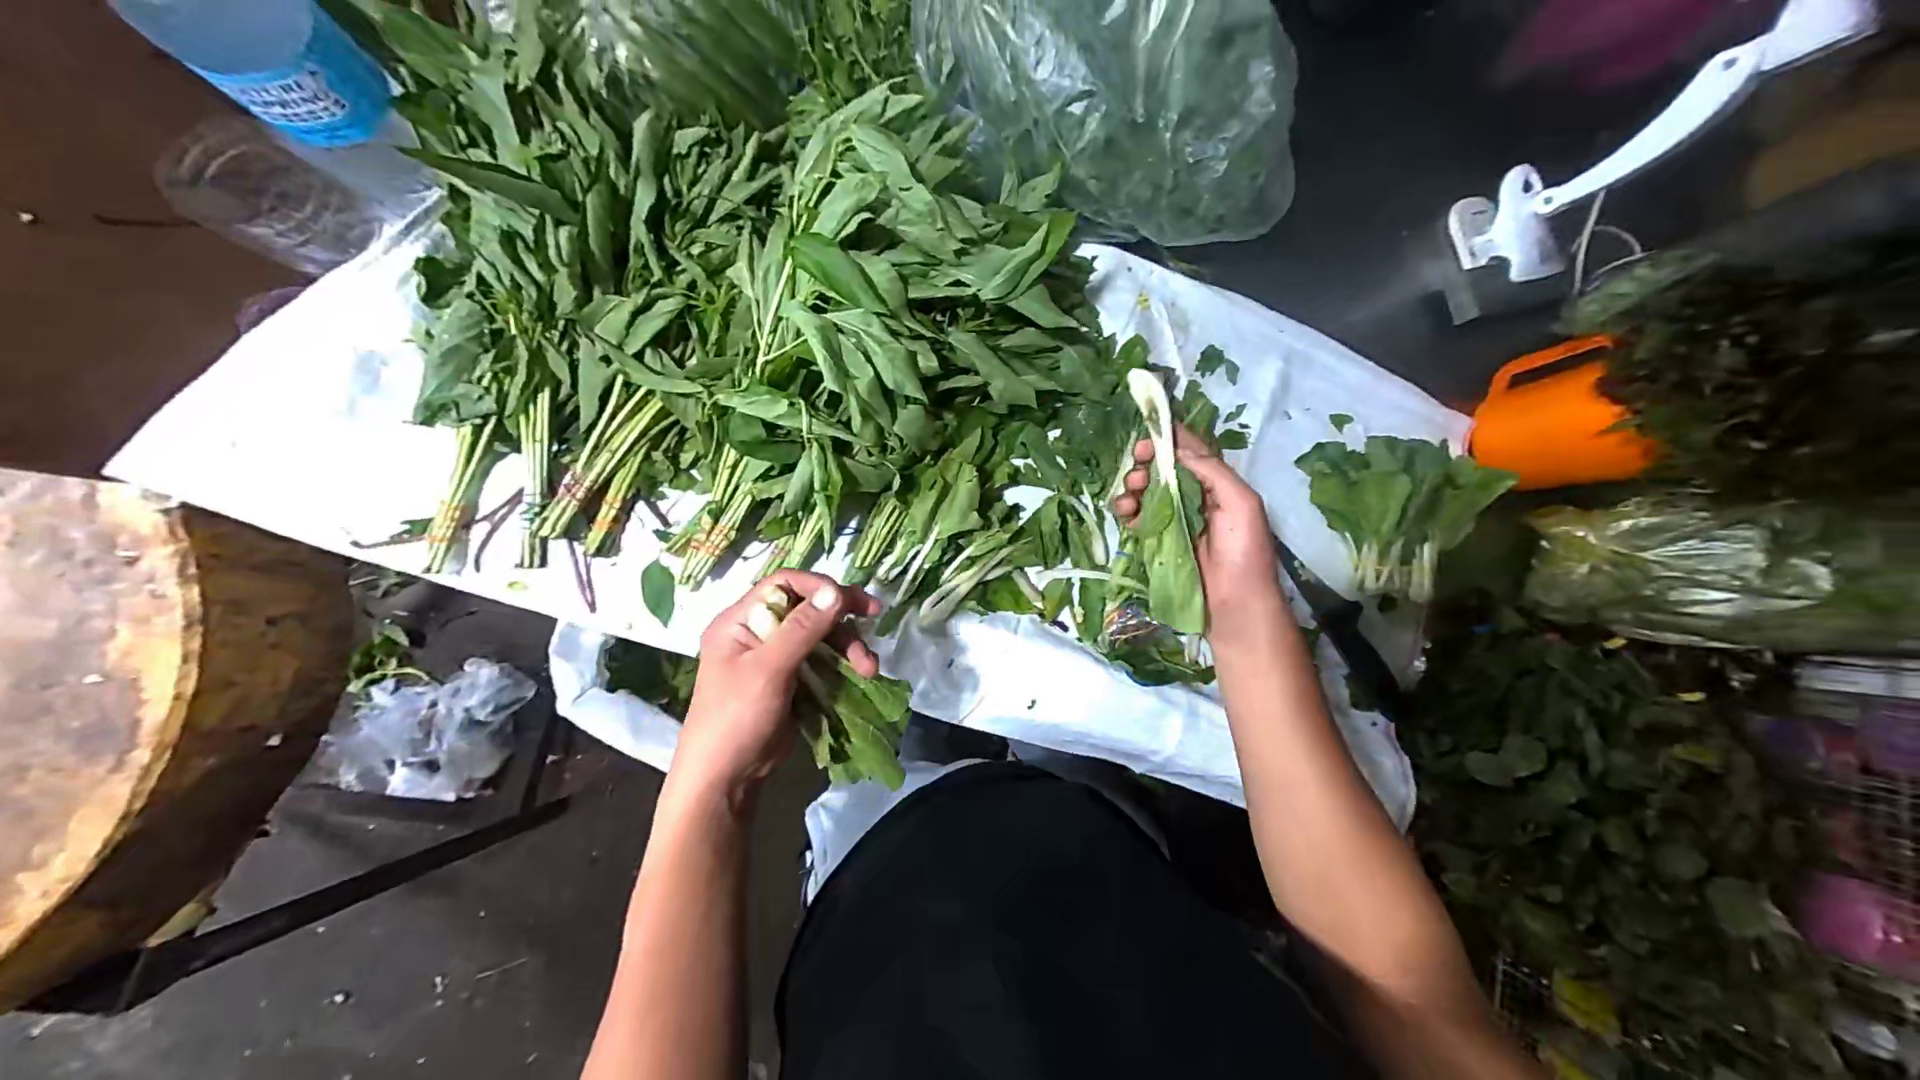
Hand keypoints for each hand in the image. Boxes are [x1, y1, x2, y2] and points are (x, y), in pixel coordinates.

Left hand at [671, 570, 881, 811]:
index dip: (818, 586)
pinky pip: (822, 660)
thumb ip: (802, 628)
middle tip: (874, 619)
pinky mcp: (791, 680)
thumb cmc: (736, 717)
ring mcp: (775, 657)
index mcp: (740, 620)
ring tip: (869, 669)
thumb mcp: (768, 669)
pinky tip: (861, 674)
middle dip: (841, 619)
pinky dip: (843, 664)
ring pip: (820, 635)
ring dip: (848, 646)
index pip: (784, 584)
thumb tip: (835, 590)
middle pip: (808, 608)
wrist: (725, 778)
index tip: (849, 600)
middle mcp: (757, 632)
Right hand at [1112, 425, 1282, 641]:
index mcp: (1217, 484)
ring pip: (1146, 491)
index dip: (1168, 439)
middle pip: (1161, 468)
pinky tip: (1125, 514)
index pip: (1189, 450)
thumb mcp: (1242, 504)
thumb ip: (1213, 472)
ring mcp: (1174, 518)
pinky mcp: (1158, 539)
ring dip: (1132, 486)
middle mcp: (1194, 496)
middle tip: (1136, 468)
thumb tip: (1178, 449)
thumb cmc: (1244, 553)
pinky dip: (1127, 510)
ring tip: (1129, 496)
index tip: (1147, 436)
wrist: (1235, 604)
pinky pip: (1137, 517)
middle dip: (1144, 463)